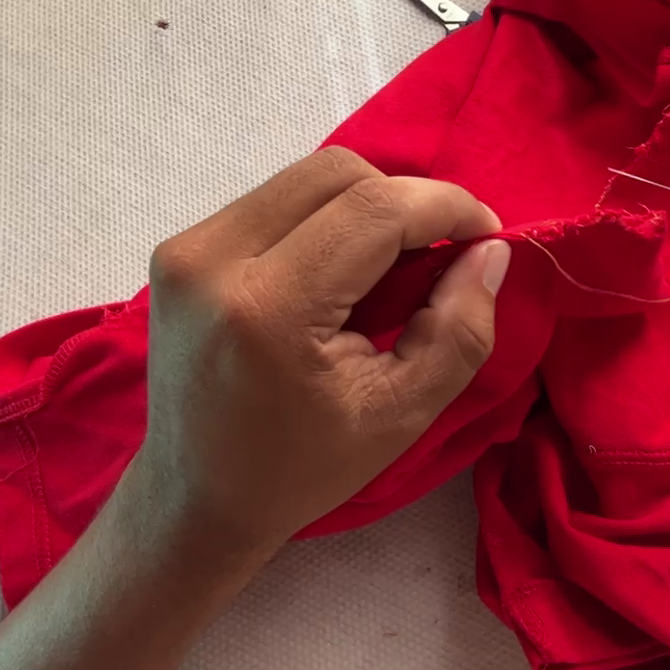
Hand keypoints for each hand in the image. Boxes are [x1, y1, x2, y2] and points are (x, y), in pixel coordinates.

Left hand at [127, 147, 511, 558]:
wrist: (195, 496)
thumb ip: (460, 330)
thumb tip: (490, 251)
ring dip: (364, 208)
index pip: (374, 208)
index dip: (445, 206)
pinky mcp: (179, 248)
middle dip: (405, 201)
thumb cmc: (300, 469)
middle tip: (435, 256)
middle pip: (337, 173)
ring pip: (305, 178)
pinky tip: (335, 274)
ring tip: (385, 270)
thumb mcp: (400, 415)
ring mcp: (186, 247)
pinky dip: (323, 220)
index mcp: (267, 308)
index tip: (485, 235)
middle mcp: (212, 259)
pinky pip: (274, 200)